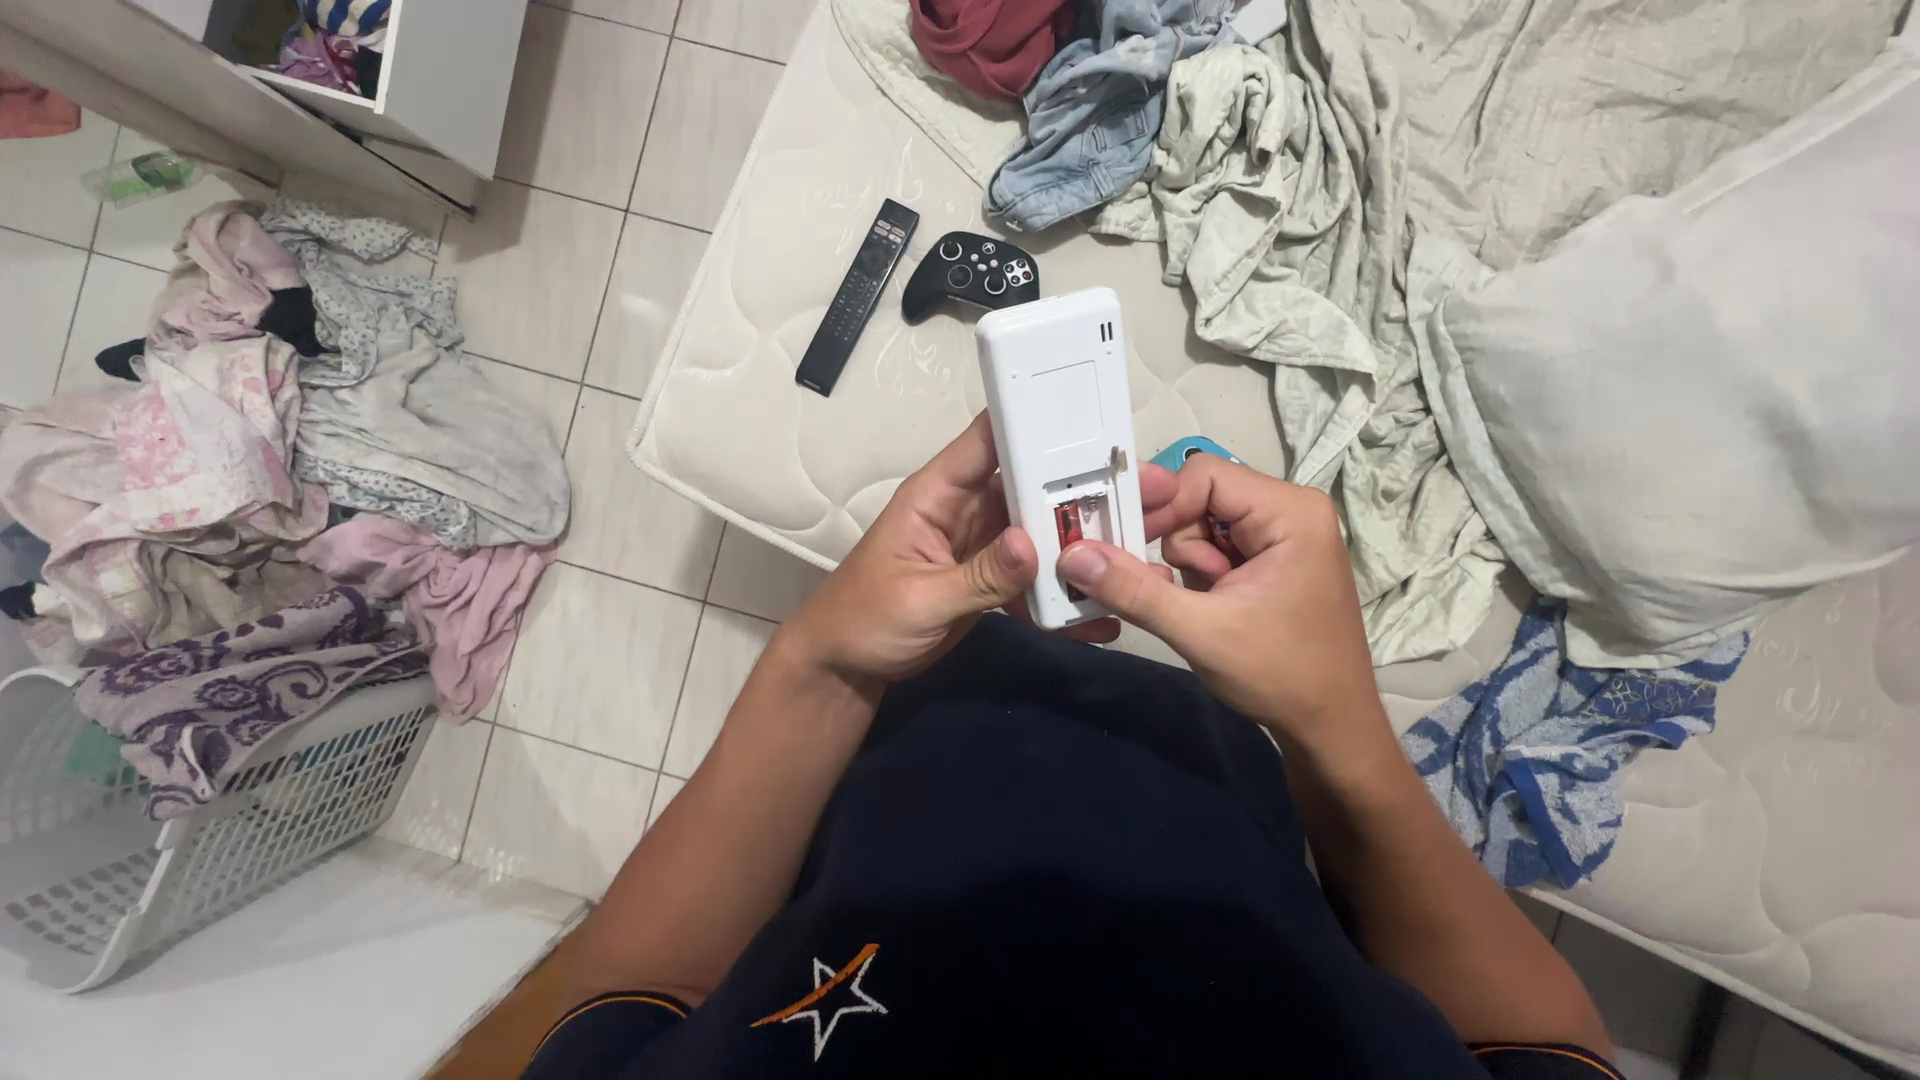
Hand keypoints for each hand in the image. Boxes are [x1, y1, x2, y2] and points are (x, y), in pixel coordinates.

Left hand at [777, 412, 1177, 689]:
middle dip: (1086, 487)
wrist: (847, 667)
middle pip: (1032, 487)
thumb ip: (977, 577)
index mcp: (938, 494)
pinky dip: (1064, 592)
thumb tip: (1031, 545)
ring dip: (1085, 540)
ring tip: (1140, 544)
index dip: (1037, 425)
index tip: (1096, 423)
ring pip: (1042, 532)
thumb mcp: (919, 599)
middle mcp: (966, 510)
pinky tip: (1100, 608)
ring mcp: (982, 546)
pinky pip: (1035, 578)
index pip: (988, 441)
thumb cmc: (862, 620)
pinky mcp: (991, 581)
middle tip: (1146, 489)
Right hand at [1059, 455, 1384, 752]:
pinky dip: (1200, 577)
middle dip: (1177, 547)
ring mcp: (1283, 535)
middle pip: (1199, 498)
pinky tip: (1214, 609)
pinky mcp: (1272, 559)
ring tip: (1209, 608)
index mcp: (1290, 512)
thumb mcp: (1200, 631)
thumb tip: (1072, 556)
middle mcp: (1290, 510)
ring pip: (1201, 525)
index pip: (1202, 476)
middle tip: (1176, 590)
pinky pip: (1215, 547)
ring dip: (1188, 566)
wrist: (1330, 727)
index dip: (1160, 508)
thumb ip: (1133, 590)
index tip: (1128, 547)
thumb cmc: (1280, 675)